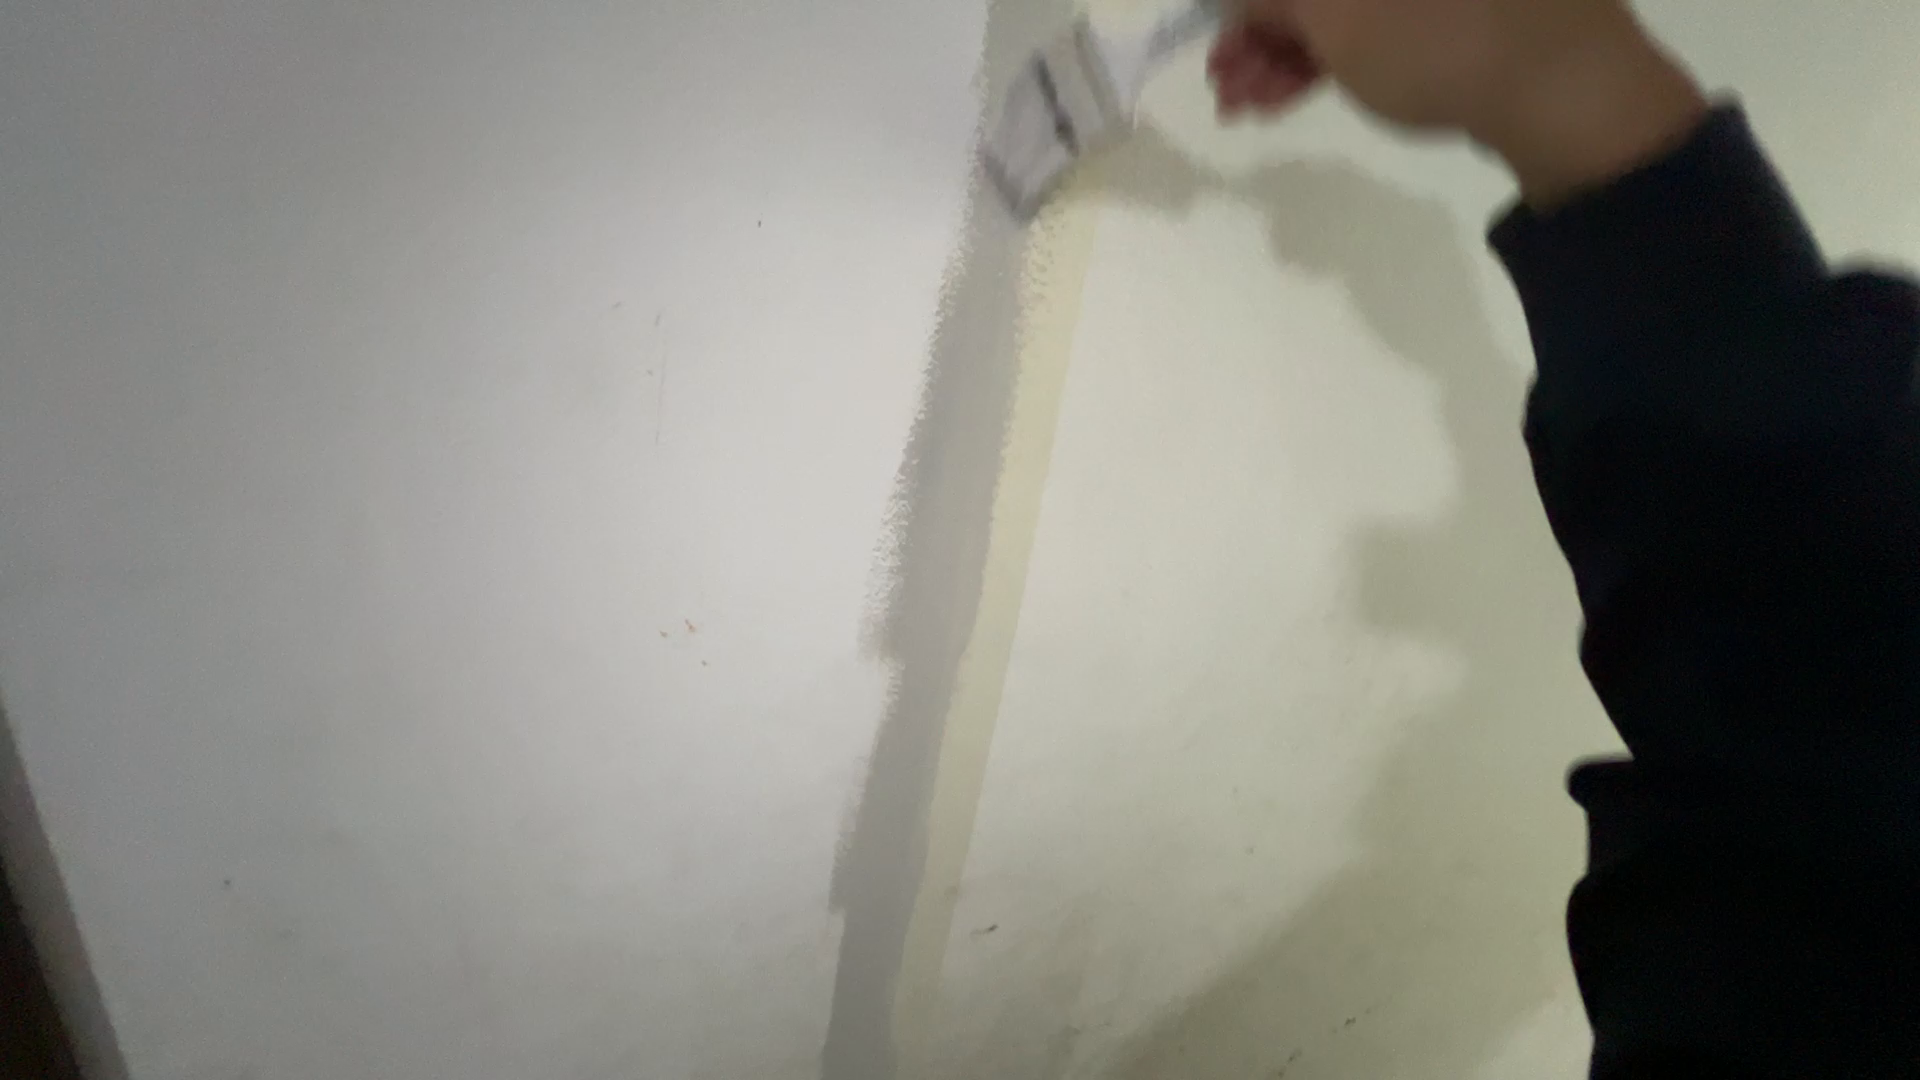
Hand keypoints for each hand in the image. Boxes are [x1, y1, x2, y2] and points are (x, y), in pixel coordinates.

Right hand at [1207, 0, 1708, 203]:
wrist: (1551, 88)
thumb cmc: (1436, 42)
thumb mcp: (1338, 19)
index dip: (1247, 1)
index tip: (1215, 37)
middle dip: (1259, 30)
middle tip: (1222, 85)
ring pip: (1333, 8)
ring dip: (1278, 56)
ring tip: (1241, 107)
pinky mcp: (1438, 9)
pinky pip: (1362, 24)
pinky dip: (1316, 61)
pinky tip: (1279, 100)